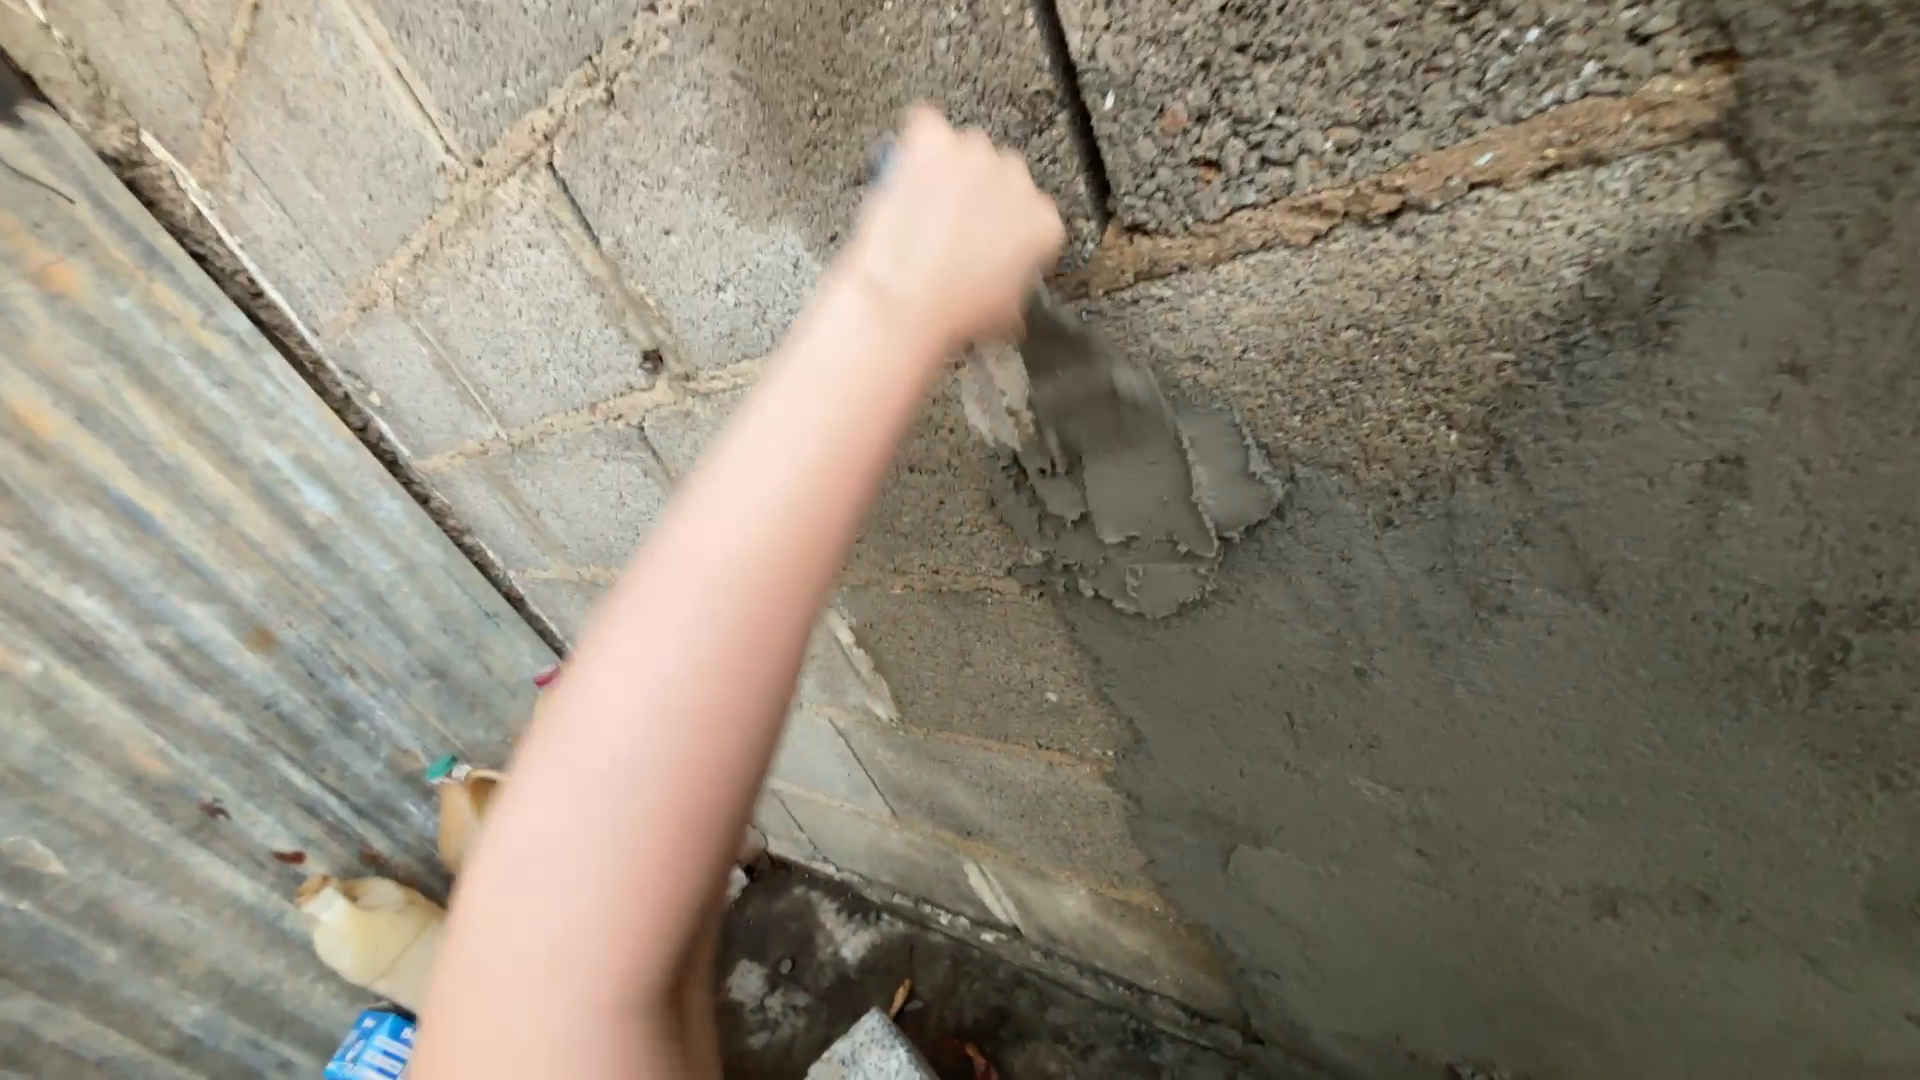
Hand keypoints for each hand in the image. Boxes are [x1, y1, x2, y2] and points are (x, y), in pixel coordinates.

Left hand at [837, 105, 1066, 355]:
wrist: (908, 301)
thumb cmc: (955, 311)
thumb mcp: (1005, 313)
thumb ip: (1017, 284)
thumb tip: (1007, 287)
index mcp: (1044, 222)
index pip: (1034, 217)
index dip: (1009, 232)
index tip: (992, 247)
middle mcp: (1017, 179)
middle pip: (1004, 176)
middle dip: (983, 197)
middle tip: (956, 230)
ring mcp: (974, 155)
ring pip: (968, 151)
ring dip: (952, 170)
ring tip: (928, 209)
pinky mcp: (932, 142)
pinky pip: (927, 127)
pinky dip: (919, 145)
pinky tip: (910, 173)